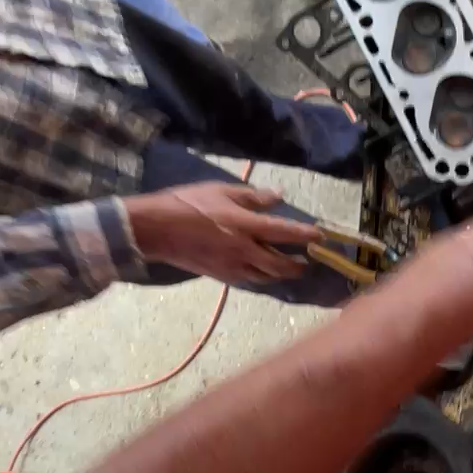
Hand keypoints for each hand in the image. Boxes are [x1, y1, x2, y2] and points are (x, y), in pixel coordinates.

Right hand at [124, 182, 319, 285]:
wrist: (151, 229)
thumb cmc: (185, 205)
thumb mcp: (220, 191)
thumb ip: (252, 196)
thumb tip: (279, 195)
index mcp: (245, 226)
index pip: (285, 232)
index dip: (306, 235)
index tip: (321, 236)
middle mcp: (244, 250)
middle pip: (281, 264)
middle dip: (299, 265)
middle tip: (308, 260)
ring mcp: (233, 266)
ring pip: (267, 276)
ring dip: (282, 274)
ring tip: (290, 267)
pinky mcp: (221, 276)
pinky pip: (250, 280)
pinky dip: (262, 277)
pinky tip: (264, 272)